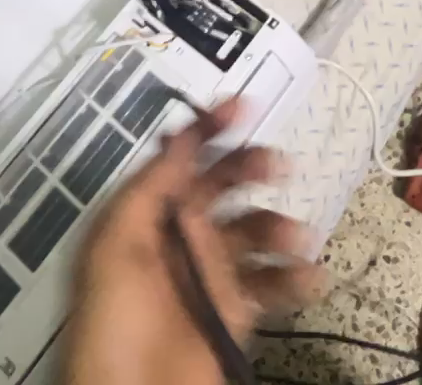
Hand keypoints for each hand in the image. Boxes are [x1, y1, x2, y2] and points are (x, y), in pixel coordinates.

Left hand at [64, 98, 322, 384]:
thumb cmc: (113, 316)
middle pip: (224, 185)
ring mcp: (212, 268)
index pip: (183, 156)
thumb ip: (149, 185)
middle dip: (251, 167)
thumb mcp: (116, 242)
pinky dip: (295, 275)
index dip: (211, 127)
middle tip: (276, 165)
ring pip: (253, 229)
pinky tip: (308, 274)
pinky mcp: (237, 308)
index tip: (244, 105)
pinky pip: (271, 282)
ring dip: (278, 225)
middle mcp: (183, 230)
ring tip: (294, 237)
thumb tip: (178, 135)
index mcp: (150, 210)